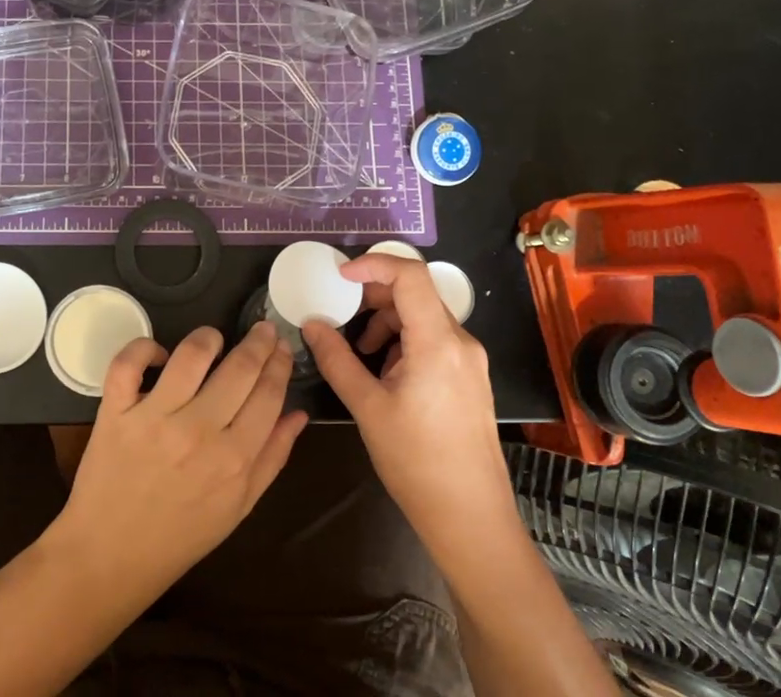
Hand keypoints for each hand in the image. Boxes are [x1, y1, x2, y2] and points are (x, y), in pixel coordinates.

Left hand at [48, 324, 307, 594]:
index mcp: (234, 459)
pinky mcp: (114, 412)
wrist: (112, 554)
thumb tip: (298, 413)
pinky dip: (143, 347)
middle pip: (238, 368)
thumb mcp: (239, 507)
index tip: (282, 347)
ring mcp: (153, 419)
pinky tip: (158, 353)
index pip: (268, 394)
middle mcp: (197, 432)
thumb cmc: (181, 535)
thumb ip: (272, 458)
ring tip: (213, 339)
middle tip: (261, 329)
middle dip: (257, 342)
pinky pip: (127, 364)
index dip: (279, 364)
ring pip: (190, 356)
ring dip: (208, 338)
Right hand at [301, 255, 513, 541]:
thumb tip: (311, 324)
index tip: (339, 277)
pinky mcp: (469, 378)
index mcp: (437, 342)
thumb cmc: (416, 460)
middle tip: (340, 315)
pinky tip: (384, 373)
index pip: (410, 275)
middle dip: (374, 297)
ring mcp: (469, 360)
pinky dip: (403, 342)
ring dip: (387, 322)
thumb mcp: (367, 407)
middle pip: (416, 294)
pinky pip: (433, 341)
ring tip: (359, 354)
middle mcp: (461, 342)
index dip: (372, 265)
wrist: (469, 514)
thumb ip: (336, 359)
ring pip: (424, 318)